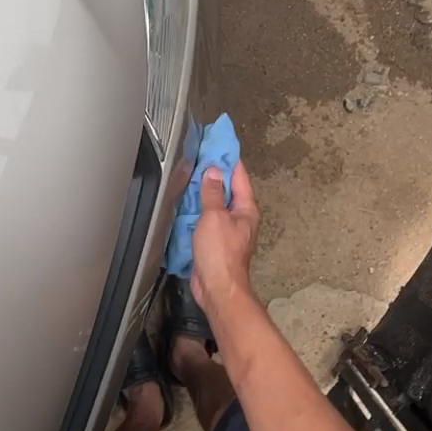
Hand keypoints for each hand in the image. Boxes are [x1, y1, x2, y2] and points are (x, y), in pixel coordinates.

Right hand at [189, 162, 259, 317]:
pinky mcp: (215, 242)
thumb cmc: (221, 254)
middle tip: (199, 156)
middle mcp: (240, 218)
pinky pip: (206, 219)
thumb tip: (212, 171)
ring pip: (215, 204)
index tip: (219, 142)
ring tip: (189, 176)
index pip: (239, 175)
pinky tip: (185, 203)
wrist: (218, 288)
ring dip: (204, 192)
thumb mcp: (214, 216)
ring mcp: (227, 230)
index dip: (229, 158)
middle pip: (227, 188)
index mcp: (246, 209)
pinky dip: (197, 209)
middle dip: (214, 173)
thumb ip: (212, 193)